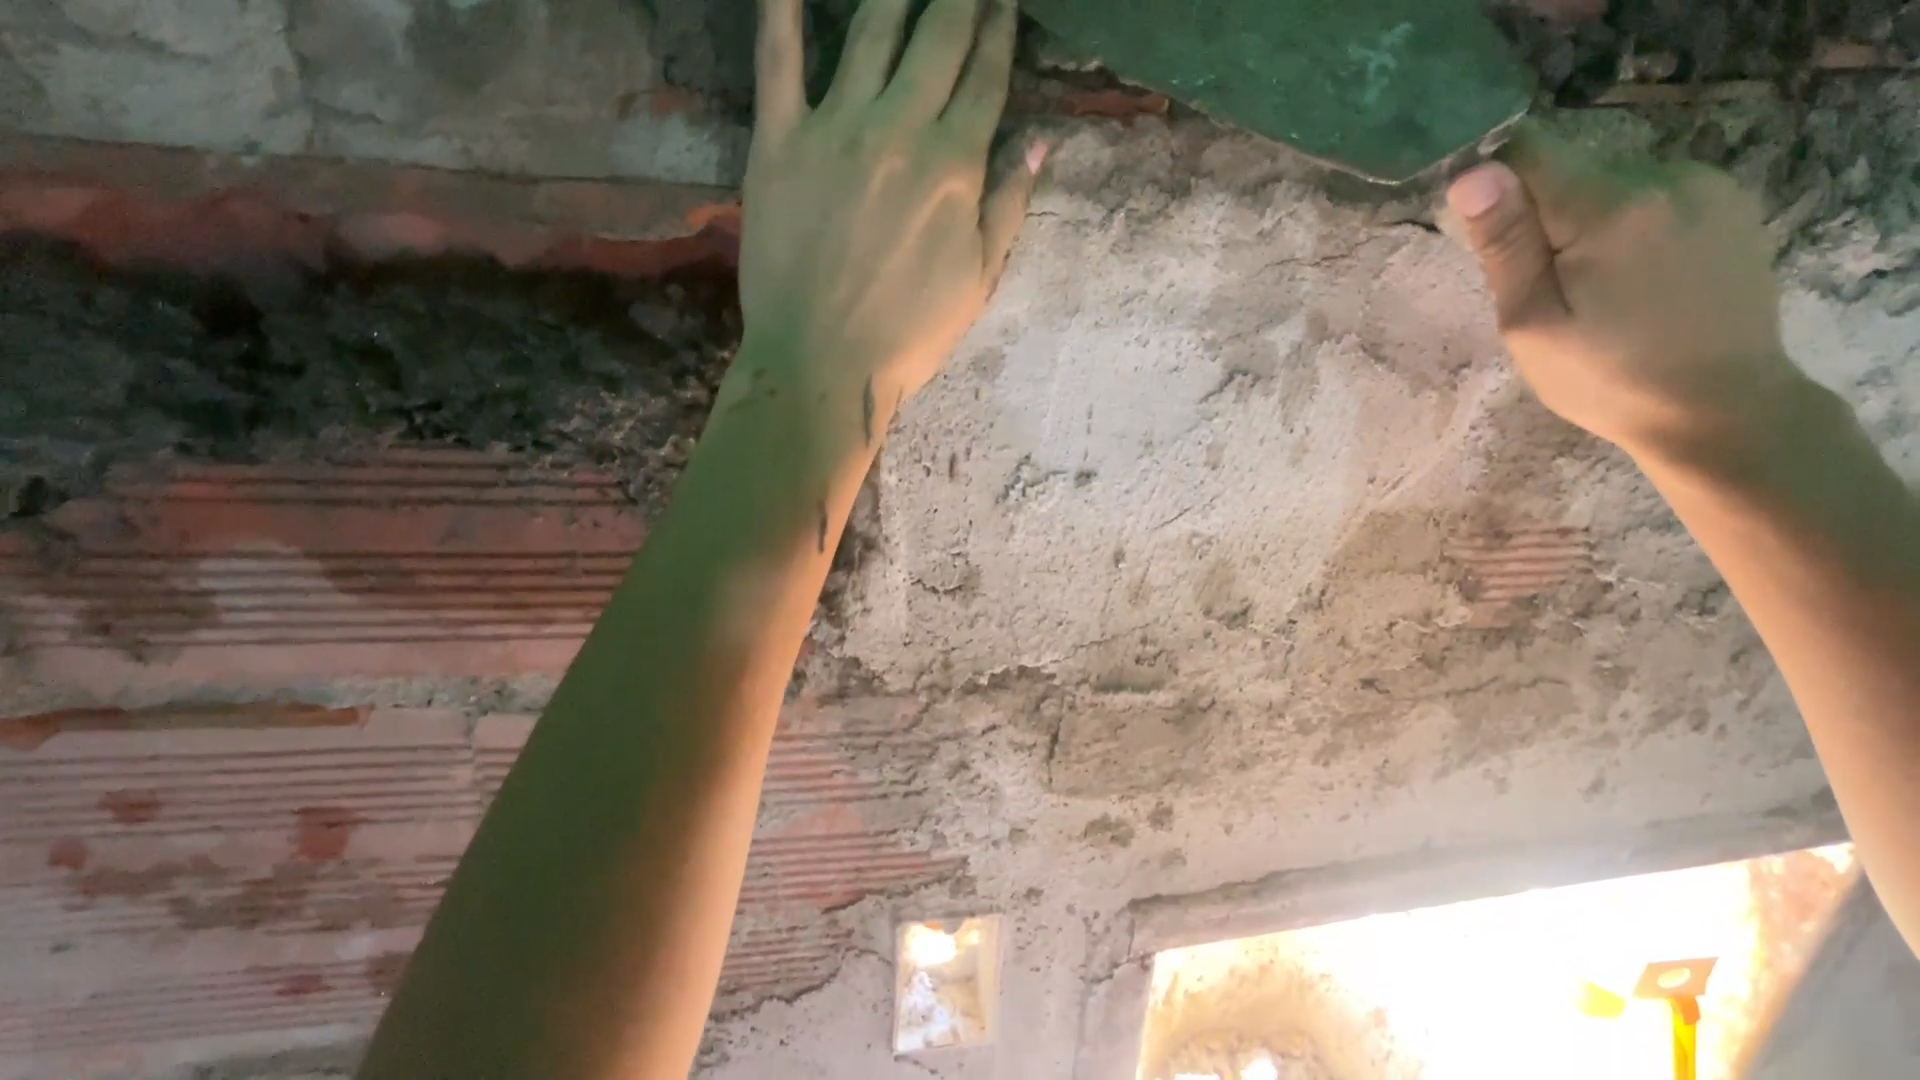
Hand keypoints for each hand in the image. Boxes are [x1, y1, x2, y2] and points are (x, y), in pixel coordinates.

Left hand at [742, 0, 1043, 404]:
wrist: (822, 364)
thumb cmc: (909, 333)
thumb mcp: (979, 279)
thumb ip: (1010, 206)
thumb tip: (1039, 143)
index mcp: (954, 164)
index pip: (985, 77)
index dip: (999, 31)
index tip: (1003, 2)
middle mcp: (899, 128)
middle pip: (937, 38)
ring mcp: (835, 128)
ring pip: (870, 32)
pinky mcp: (779, 141)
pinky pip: (776, 61)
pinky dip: (780, 11)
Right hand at [1446, 127, 1800, 463]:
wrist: (1723, 408)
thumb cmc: (1607, 379)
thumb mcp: (1532, 324)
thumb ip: (1504, 245)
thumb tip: (1471, 175)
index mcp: (1610, 208)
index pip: (1526, 150)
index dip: (1492, 183)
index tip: (1489, 235)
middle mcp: (1665, 176)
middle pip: (1568, 167)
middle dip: (1540, 215)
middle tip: (1545, 287)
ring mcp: (1706, 184)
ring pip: (1607, 180)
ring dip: (1582, 220)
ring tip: (1594, 288)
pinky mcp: (1727, 200)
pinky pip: (1646, 193)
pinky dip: (1622, 224)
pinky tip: (1634, 277)